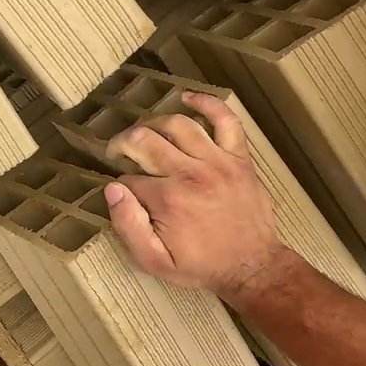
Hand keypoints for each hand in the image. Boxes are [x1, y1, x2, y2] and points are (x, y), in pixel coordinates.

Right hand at [100, 91, 299, 302]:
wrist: (253, 268)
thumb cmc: (200, 266)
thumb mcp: (153, 261)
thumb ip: (127, 226)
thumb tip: (112, 190)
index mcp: (168, 199)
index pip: (128, 177)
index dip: (121, 186)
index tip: (125, 196)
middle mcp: (191, 174)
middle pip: (144, 140)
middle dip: (122, 144)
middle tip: (117, 153)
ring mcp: (218, 162)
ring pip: (177, 124)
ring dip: (152, 124)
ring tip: (144, 135)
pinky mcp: (239, 158)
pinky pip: (226, 121)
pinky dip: (207, 103)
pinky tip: (187, 97)